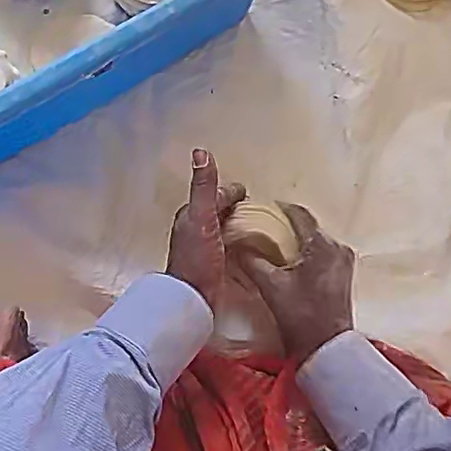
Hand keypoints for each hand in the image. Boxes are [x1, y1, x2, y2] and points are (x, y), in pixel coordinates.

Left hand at [164, 150, 245, 308]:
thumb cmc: (196, 257)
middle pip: (220, 211)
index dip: (231, 192)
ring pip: (224, 228)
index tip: (248, 193)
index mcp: (191, 214)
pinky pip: (229, 245)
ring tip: (259, 225)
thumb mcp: (201, 216)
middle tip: (258, 207)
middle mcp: (195, 229)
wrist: (192, 298)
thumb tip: (201, 152)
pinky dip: (240, 241)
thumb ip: (204, 186)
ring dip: (238, 224)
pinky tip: (251, 247)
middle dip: (236, 207)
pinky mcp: (213, 264)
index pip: (216, 196)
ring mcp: (204, 247)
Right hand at [238, 204, 354, 366]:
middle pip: (308, 228)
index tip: (262, 212)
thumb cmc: (300, 316)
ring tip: (274, 248)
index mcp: (323, 245)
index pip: (299, 214)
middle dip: (286, 228)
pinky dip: (306, 254)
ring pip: (316, 242)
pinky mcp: (344, 275)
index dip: (279, 210)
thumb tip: (235, 245)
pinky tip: (290, 264)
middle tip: (263, 231)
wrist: (326, 349)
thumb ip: (252, 261)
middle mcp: (338, 248)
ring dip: (297, 242)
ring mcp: (344, 262)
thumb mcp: (270, 286)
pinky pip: (323, 254)